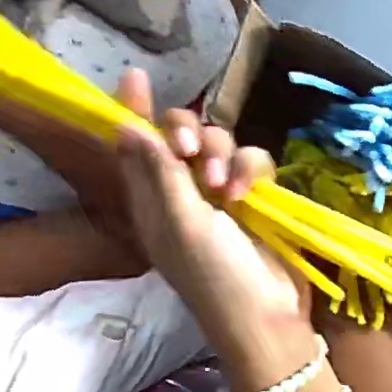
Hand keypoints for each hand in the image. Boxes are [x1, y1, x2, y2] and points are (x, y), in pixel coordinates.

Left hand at [113, 70, 309, 356]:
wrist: (266, 314)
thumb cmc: (215, 275)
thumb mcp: (182, 224)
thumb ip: (159, 173)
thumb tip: (126, 124)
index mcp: (151, 201)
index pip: (134, 145)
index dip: (132, 110)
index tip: (137, 76)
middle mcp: (183, 193)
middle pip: (180, 137)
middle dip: (188, 135)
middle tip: (192, 152)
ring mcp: (221, 196)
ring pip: (220, 145)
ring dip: (223, 156)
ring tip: (227, 188)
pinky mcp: (256, 199)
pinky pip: (252, 163)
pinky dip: (251, 171)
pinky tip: (250, 194)